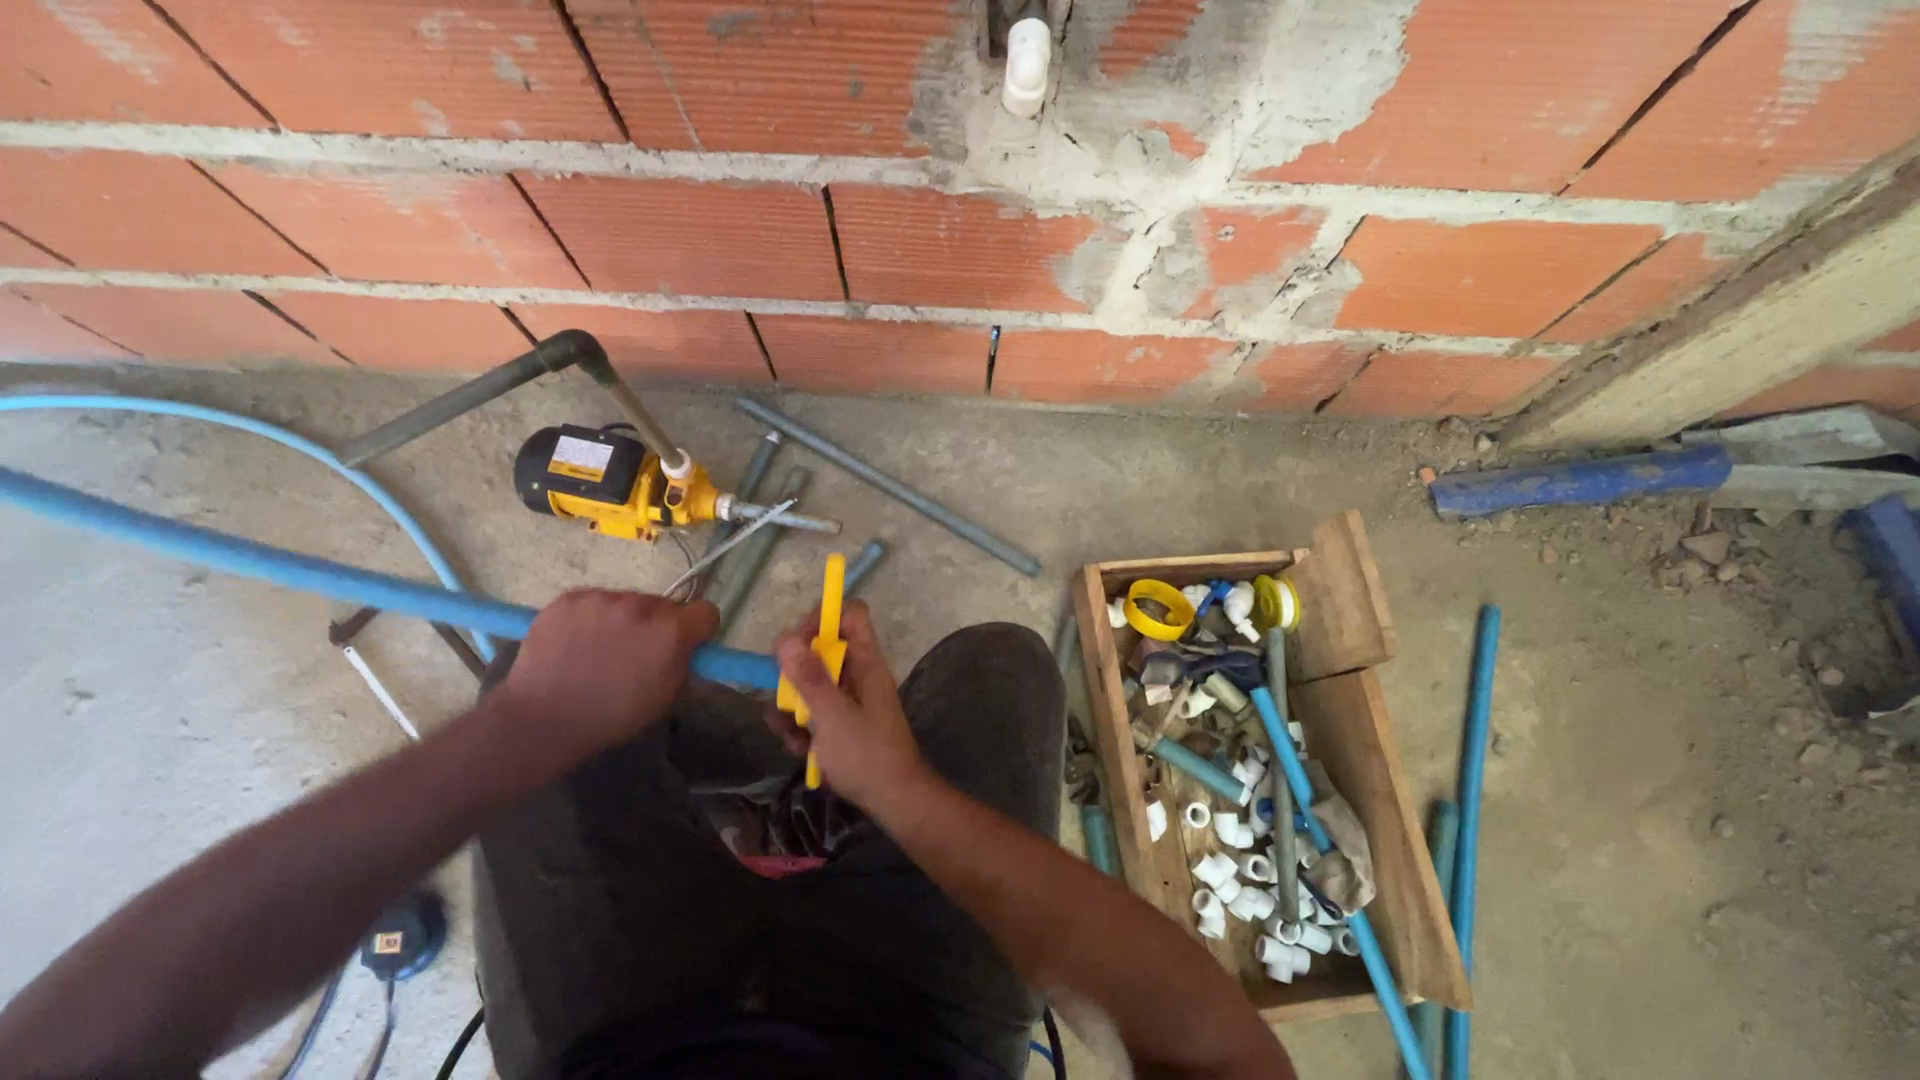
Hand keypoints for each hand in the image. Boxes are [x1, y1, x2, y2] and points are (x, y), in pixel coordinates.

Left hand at [490, 590, 717, 767]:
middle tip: (636, 652)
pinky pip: (593, 601)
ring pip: (627, 601)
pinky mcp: (570, 598)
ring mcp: (602, 598)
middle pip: (663, 605)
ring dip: (624, 619)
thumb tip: (686, 648)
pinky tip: (577, 642)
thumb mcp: (666, 697)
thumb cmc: (612, 717)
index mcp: (671, 632)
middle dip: (657, 624)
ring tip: (600, 649)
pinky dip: (591, 617)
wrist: (543, 718)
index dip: (699, 630)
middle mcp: (640, 605)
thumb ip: (683, 663)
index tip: (687, 645)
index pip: (706, 612)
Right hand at [771, 601, 930, 811]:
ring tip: (791, 734)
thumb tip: (785, 638)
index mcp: (866, 662)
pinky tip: (800, 749)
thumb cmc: (866, 755)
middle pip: (822, 651)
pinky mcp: (846, 723)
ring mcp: (853, 700)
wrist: (895, 800)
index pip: (850, 615)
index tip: (793, 645)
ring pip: (814, 685)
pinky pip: (818, 711)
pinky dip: (804, 727)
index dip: (820, 619)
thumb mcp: (832, 715)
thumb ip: (809, 678)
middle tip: (783, 699)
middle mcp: (860, 674)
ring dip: (794, 707)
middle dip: (795, 674)